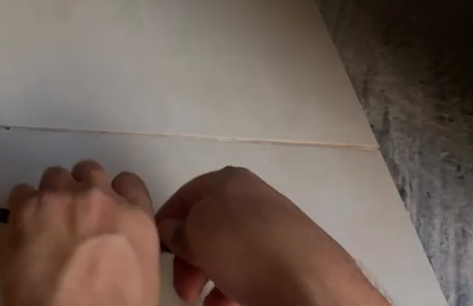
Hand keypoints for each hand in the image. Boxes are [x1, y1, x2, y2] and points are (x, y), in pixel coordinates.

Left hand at [4, 160, 161, 305]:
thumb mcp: (142, 279)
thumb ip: (130, 245)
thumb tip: (116, 246)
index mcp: (134, 218)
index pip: (129, 183)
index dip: (116, 195)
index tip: (107, 211)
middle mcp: (98, 197)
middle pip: (89, 171)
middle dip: (82, 190)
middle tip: (75, 218)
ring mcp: (61, 197)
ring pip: (55, 175)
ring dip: (53, 195)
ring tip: (47, 225)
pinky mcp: (27, 205)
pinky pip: (22, 191)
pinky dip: (24, 207)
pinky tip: (25, 230)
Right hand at [156, 167, 386, 305]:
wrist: (315, 288)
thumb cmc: (244, 249)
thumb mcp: (196, 235)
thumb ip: (177, 232)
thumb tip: (170, 231)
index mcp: (228, 180)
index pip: (185, 197)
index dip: (166, 224)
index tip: (156, 255)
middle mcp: (254, 198)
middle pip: (209, 226)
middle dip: (190, 259)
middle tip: (183, 291)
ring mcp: (278, 229)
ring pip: (232, 252)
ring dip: (212, 277)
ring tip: (205, 304)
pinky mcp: (296, 261)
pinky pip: (255, 271)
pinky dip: (237, 287)